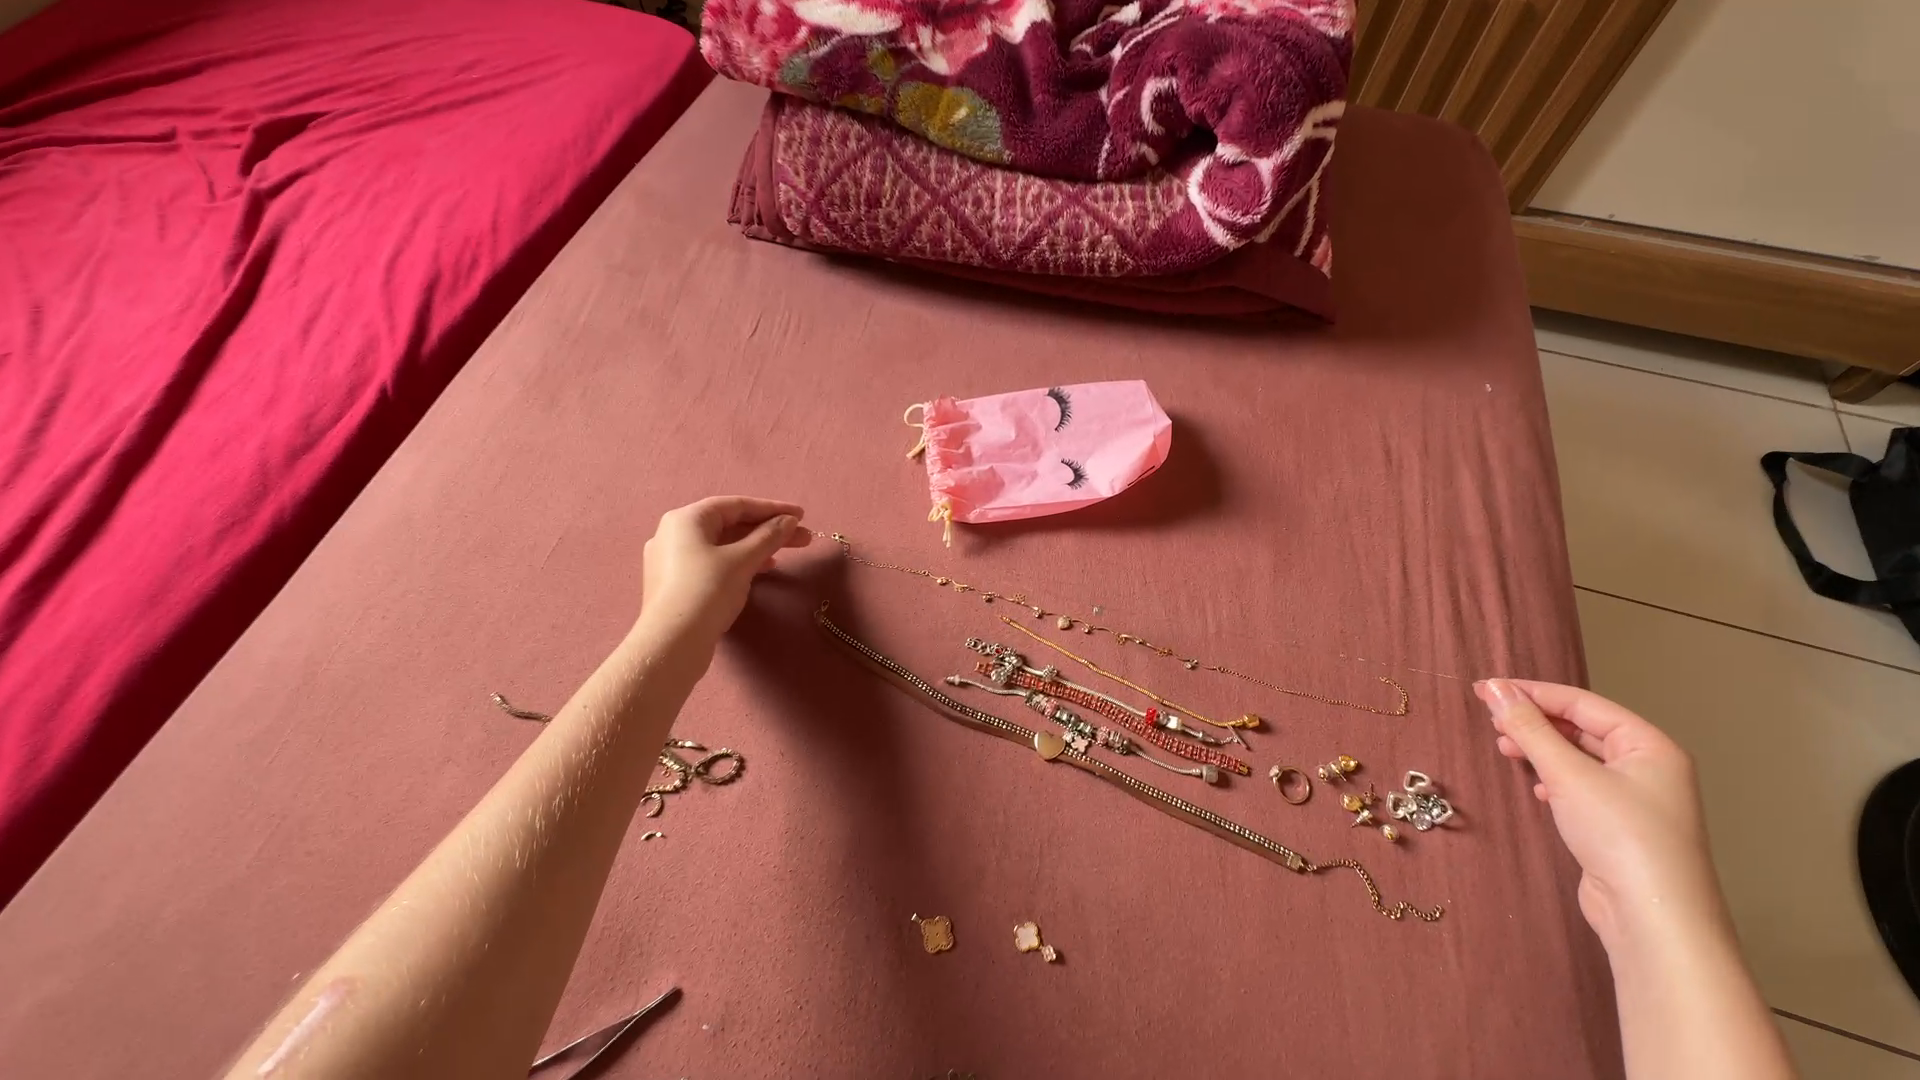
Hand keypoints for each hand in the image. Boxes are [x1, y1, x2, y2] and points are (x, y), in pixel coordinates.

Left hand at [636, 497, 811, 648]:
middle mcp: (674, 533)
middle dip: (767, 530)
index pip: (736, 505)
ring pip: (722, 545)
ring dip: (756, 547)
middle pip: (729, 524)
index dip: (772, 508)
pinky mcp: (676, 583)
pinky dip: (738, 562)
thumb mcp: (743, 560)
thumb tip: (789, 521)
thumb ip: (769, 536)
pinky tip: (760, 570)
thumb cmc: (708, 591)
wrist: (673, 643)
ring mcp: (672, 559)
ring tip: (784, 554)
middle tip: (802, 537)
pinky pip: (713, 562)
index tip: (801, 515)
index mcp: (686, 519)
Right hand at [1478, 679, 1726, 946]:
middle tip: (1491, 722)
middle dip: (1535, 722)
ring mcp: (1635, 798)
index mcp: (1649, 745)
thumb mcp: (1567, 773)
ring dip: (1540, 749)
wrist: (1650, 915)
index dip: (1532, 692)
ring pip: (1578, 757)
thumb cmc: (1618, 833)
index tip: (1483, 690)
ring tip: (1505, 749)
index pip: (1582, 703)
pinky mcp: (1618, 825)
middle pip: (1581, 728)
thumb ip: (1528, 727)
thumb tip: (1493, 687)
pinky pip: (1579, 785)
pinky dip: (1552, 778)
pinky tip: (1536, 787)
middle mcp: (1648, 766)